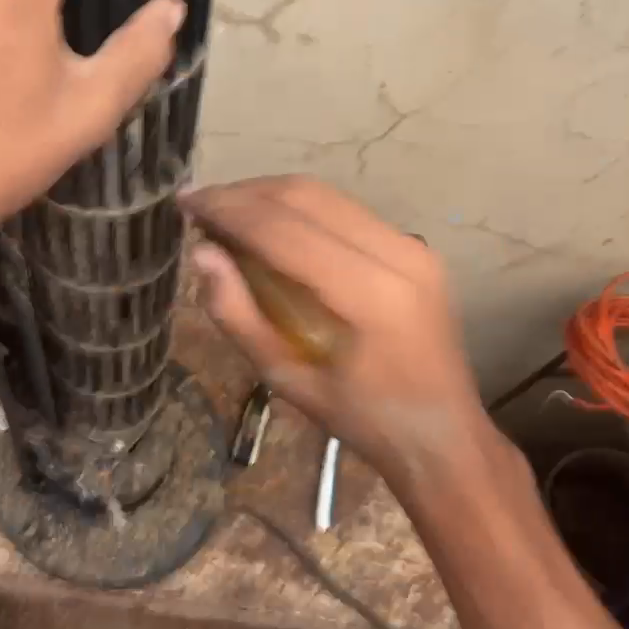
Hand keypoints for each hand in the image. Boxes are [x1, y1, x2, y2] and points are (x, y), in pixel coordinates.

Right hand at [183, 176, 495, 484]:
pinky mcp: (413, 245)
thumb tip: (200, 254)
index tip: (184, 203)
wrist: (444, 436)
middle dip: (242, 193)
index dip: (228, 209)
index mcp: (369, 294)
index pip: (284, 229)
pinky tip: (265, 222)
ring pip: (324, 194)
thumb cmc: (362, 420)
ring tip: (222, 209)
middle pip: (305, 196)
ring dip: (266, 194)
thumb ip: (238, 314)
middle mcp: (398, 254)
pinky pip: (342, 208)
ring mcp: (411, 245)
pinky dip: (295, 207)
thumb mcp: (286, 379)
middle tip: (197, 205)